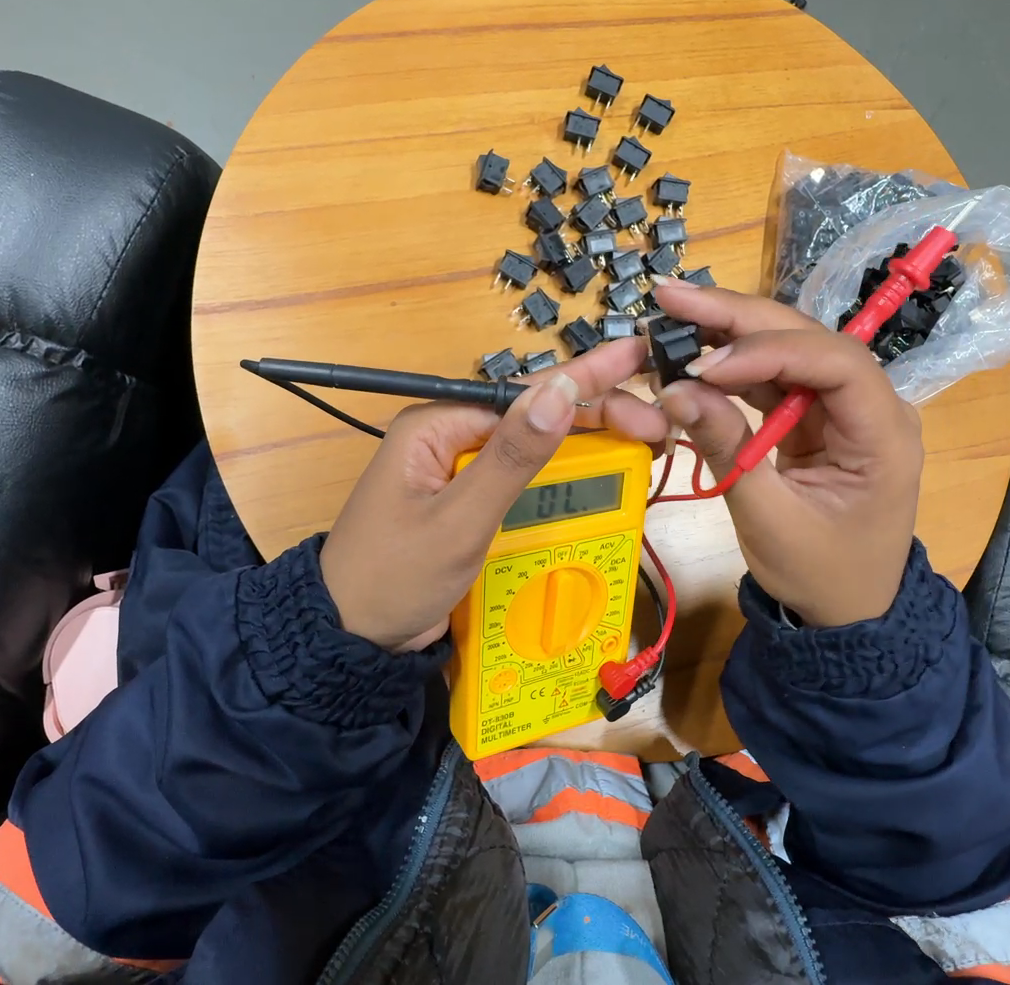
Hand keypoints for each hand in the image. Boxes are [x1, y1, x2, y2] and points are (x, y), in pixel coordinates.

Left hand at [322, 339, 669, 650]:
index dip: (588, 387)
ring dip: (586, 443)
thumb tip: (561, 389)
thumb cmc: (395, 576)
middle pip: (534, 417)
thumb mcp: (458, 519)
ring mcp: (458, 471)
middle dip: (597, 415)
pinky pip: (521, 480)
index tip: (640, 370)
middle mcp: (449, 437)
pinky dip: (561, 477)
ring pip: (533, 447)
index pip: (525, 396)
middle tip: (659, 425)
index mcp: (438, 425)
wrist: (350, 638)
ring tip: (644, 439)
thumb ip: (513, 457)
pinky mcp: (467, 502)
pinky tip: (599, 472)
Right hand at [650, 281, 923, 626]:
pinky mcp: (815, 417)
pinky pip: (774, 378)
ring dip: (730, 330)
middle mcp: (870, 406)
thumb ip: (726, 449)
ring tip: (673, 311)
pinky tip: (695, 349)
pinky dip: (733, 365)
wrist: (844, 612)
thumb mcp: (769, 520)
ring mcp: (842, 409)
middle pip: (808, 340)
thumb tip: (675, 390)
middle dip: (739, 318)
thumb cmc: (819, 575)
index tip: (704, 365)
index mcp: (882, 434)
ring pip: (787, 350)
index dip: (768, 352)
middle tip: (672, 297)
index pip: (835, 363)